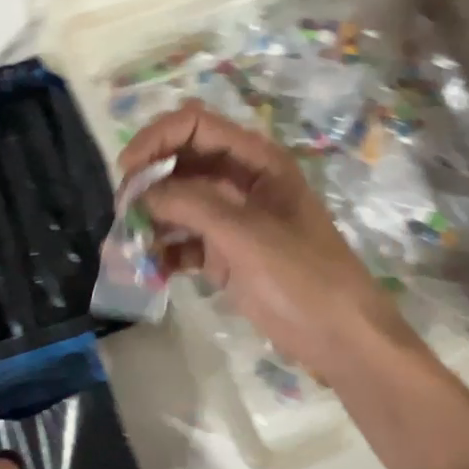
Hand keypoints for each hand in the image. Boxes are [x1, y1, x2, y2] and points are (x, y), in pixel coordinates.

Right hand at [121, 101, 413, 377]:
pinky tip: (150, 268)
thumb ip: (190, 204)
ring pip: (176, 200)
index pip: (194, 125)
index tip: (126, 170)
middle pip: (179, 160)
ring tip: (130, 243)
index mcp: (257, 161)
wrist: (344, 343)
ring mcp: (232, 218)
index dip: (156, 138)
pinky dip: (162, 249)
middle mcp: (240, 181)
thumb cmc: (304, 279)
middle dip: (147, 180)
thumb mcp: (246, 235)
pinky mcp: (224, 253)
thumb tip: (140, 193)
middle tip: (124, 211)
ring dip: (150, 216)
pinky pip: (182, 238)